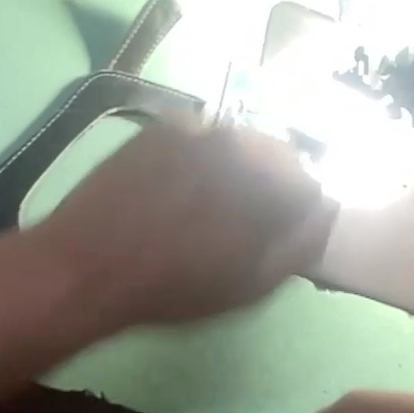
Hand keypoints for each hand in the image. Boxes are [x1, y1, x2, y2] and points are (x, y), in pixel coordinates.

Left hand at [29, 123, 337, 327]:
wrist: (87, 264)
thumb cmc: (173, 285)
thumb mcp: (249, 283)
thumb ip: (300, 244)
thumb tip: (327, 212)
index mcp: (265, 179)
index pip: (309, 184)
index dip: (297, 212)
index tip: (277, 234)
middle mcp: (236, 140)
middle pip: (276, 155)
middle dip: (272, 184)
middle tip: (244, 220)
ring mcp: (195, 128)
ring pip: (238, 142)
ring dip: (238, 167)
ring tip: (208, 204)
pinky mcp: (161, 127)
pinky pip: (199, 136)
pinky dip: (202, 156)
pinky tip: (177, 187)